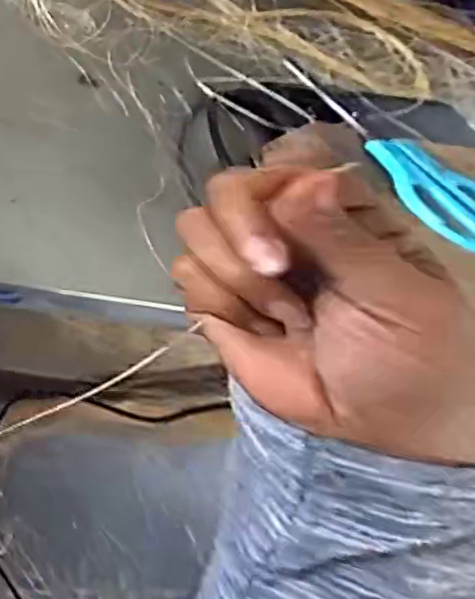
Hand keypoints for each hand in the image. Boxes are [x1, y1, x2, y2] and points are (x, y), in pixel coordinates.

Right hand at [173, 166, 474, 464]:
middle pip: (225, 191)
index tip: (285, 211)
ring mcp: (237, 258)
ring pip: (194, 230)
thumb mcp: (398, 296)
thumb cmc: (415, 359)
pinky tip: (261, 328)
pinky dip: (222, 303)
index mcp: (339, 219)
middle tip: (275, 270)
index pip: (285, 170)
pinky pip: (183, 272)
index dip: (272, 184)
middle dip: (241, 230)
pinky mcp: (206, 290)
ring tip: (288, 317)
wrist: (376, 428)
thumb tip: (305, 179)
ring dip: (239, 279)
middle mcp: (282, 230)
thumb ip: (343, 237)